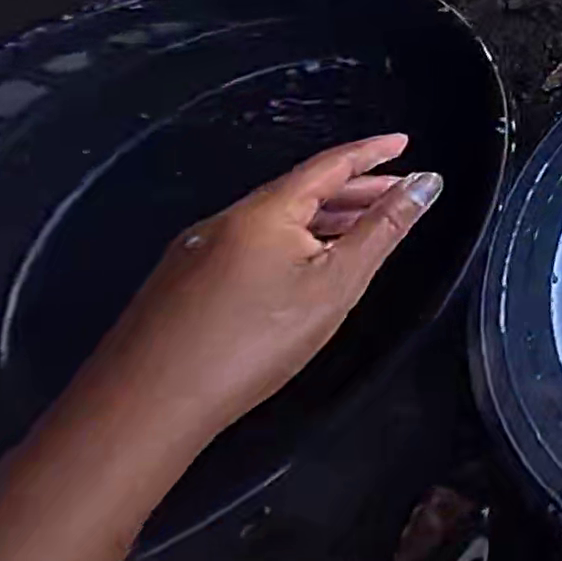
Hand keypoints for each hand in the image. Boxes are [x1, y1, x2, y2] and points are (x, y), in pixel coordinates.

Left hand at [66, 134, 443, 443]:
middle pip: (302, 190)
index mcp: (264, 213)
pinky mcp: (178, 286)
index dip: (372, 151)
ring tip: (365, 226)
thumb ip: (386, 227)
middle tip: (399, 190)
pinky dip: (295, 238)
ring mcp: (194, 254)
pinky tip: (307, 263)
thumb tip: (427, 183)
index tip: (402, 142)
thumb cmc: (252, 342)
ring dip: (326, 215)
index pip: (330, 165)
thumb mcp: (339, 281)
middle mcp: (224, 222)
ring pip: (276, 219)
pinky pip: (251, 243)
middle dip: (356, 187)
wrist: (134, 419)